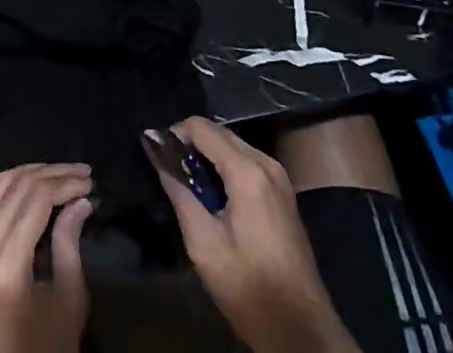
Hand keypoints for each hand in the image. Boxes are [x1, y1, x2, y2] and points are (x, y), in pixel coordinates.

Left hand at [0, 163, 94, 352]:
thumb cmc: (44, 347)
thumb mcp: (68, 301)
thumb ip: (70, 245)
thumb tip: (82, 200)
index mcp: (7, 267)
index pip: (36, 201)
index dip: (65, 184)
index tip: (91, 183)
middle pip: (17, 188)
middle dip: (54, 174)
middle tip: (84, 173)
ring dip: (32, 172)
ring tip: (63, 174)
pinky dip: (8, 184)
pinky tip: (30, 182)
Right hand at [148, 119, 360, 352]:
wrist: (299, 325)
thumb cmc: (247, 285)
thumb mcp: (203, 242)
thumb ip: (179, 191)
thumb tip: (157, 153)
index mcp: (248, 171)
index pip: (204, 128)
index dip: (175, 133)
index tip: (153, 151)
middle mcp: (267, 162)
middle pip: (220, 133)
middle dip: (190, 143)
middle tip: (166, 168)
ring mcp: (279, 176)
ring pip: (234, 146)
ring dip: (207, 155)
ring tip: (184, 182)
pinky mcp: (283, 191)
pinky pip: (247, 162)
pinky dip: (225, 167)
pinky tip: (211, 193)